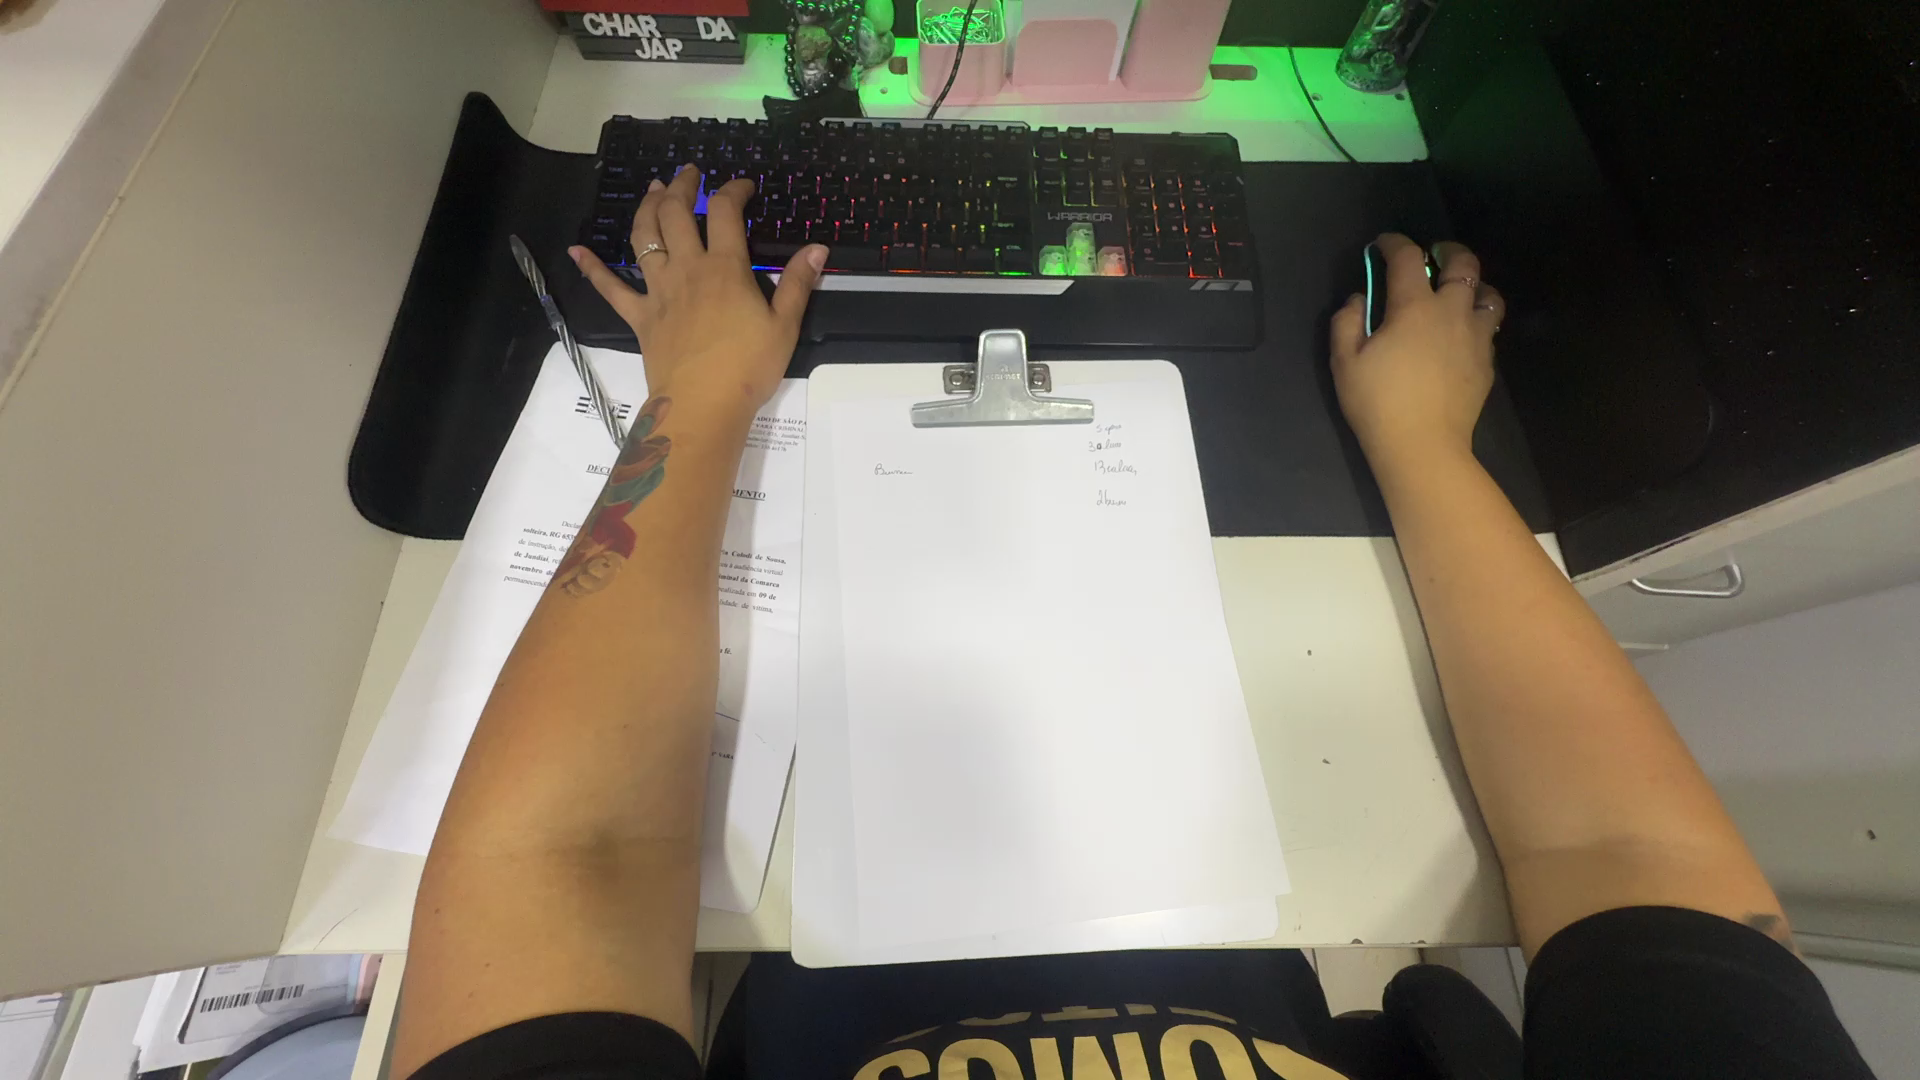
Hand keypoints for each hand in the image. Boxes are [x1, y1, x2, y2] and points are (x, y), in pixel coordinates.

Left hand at [570, 166, 828, 422]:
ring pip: (645, 237)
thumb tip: (817, 248)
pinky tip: (576, 250)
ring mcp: (659, 291)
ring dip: (646, 207)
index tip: (743, 185)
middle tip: (688, 174)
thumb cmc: (749, 368)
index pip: (726, 213)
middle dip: (682, 186)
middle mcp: (688, 269)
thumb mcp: (785, 326)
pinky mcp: (640, 316)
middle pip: (677, 213)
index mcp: (726, 269)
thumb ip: (798, 284)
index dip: (733, 190)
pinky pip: (610, 288)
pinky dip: (593, 268)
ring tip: (652, 190)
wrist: (705, 404)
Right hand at [1330, 234, 1505, 462]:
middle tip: (1434, 254)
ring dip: (1472, 283)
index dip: (1395, 244)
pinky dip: (1474, 317)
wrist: (1422, 443)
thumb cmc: (1376, 402)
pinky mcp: (1486, 359)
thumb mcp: (1344, 363)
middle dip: (1447, 251)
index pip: (1407, 260)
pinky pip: (1486, 325)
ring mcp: (1475, 335)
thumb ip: (1346, 324)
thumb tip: (1357, 299)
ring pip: (1486, 293)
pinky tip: (1459, 331)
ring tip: (1457, 291)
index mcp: (1413, 308)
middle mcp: (1451, 311)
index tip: (1383, 244)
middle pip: (1463, 265)